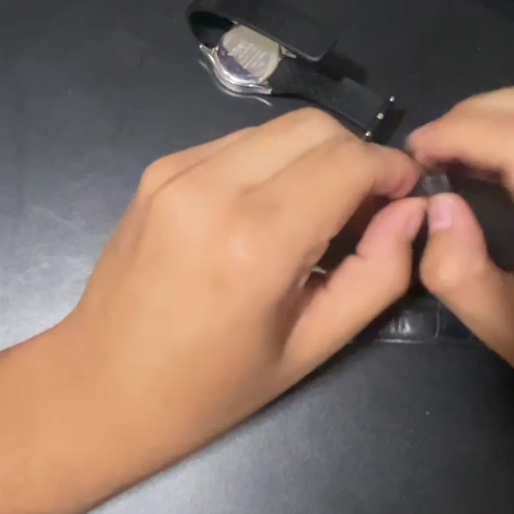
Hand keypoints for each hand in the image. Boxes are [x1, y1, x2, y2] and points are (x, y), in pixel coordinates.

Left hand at [52, 109, 424, 459]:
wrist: (100, 386)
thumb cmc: (211, 387)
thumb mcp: (313, 347)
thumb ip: (378, 273)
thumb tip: (414, 211)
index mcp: (256, 241)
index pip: (350, 161)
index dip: (392, 170)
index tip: (404, 198)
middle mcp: (213, 187)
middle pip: (318, 127)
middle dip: (357, 157)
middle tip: (364, 210)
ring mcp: (178, 169)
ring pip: (280, 127)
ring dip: (315, 157)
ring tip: (315, 213)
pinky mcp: (160, 166)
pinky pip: (241, 140)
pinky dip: (273, 161)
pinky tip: (266, 209)